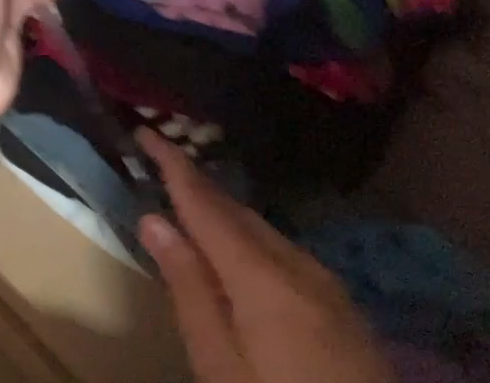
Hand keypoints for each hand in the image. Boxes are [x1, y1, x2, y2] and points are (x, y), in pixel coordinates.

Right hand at [135, 129, 394, 382]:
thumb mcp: (218, 363)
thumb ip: (188, 288)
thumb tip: (154, 219)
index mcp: (262, 276)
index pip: (206, 204)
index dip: (173, 165)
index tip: (145, 129)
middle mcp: (299, 267)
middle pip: (237, 212)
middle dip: (197, 185)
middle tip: (158, 164)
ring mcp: (329, 288)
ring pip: (264, 232)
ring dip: (223, 213)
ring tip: (188, 206)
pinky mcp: (344, 311)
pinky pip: (285, 254)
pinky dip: (251, 241)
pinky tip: (238, 254)